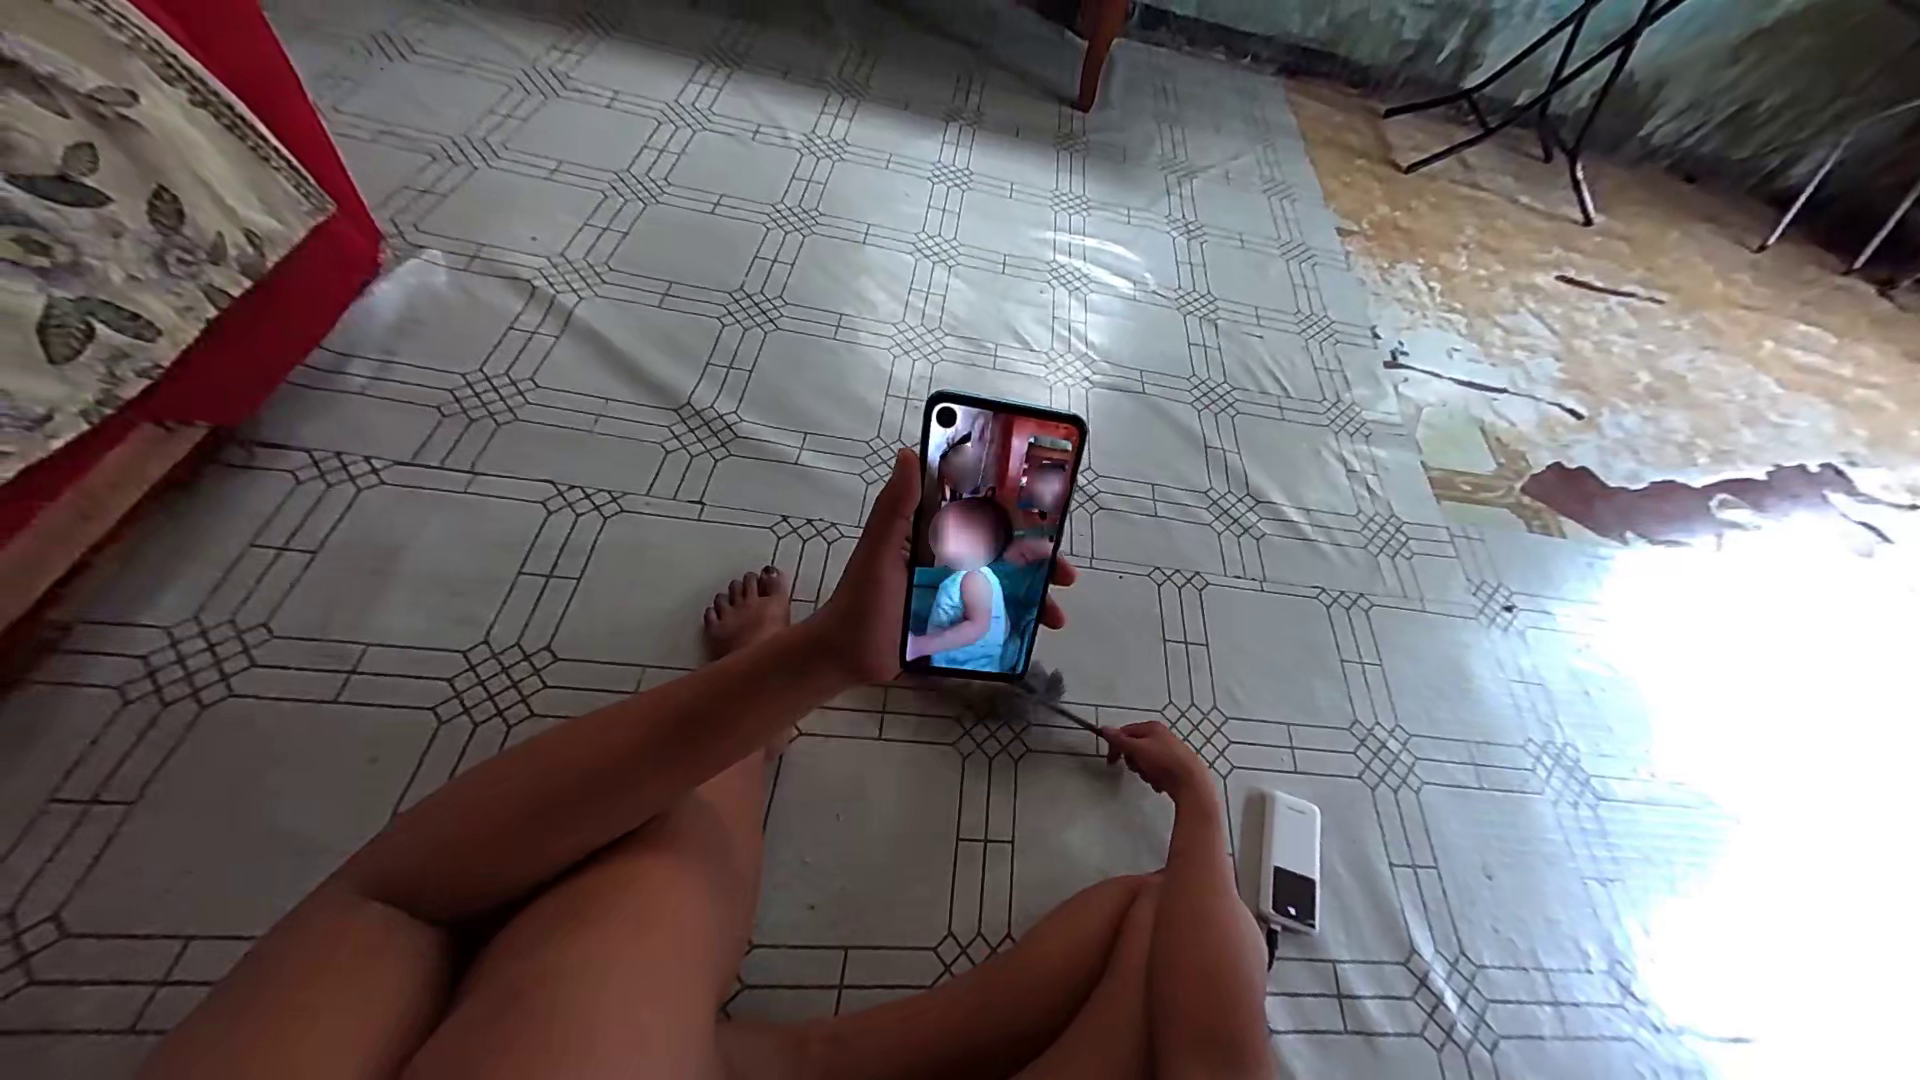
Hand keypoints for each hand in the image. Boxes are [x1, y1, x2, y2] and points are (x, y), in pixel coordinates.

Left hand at [814, 449, 1076, 683]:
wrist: (848, 656)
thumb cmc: (862, 599)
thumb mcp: (879, 550)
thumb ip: (896, 507)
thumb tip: (909, 452)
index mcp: (933, 535)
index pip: (982, 515)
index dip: (1017, 514)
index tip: (1048, 517)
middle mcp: (949, 559)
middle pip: (1003, 553)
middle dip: (1039, 562)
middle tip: (1066, 574)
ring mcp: (954, 592)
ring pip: (1004, 586)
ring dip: (1035, 597)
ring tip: (1056, 617)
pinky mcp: (955, 623)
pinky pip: (993, 616)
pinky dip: (1018, 622)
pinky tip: (1035, 634)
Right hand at [1099, 721, 1210, 800]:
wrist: (1192, 783)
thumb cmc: (1164, 762)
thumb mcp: (1137, 749)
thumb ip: (1119, 740)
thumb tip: (1104, 729)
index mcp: (1152, 727)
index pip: (1125, 731)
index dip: (1115, 745)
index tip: (1110, 760)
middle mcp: (1162, 736)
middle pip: (1135, 747)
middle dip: (1133, 760)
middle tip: (1137, 768)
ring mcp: (1170, 751)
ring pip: (1145, 760)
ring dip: (1144, 771)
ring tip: (1151, 776)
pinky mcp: (1176, 766)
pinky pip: (1157, 770)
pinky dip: (1155, 777)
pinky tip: (1160, 782)